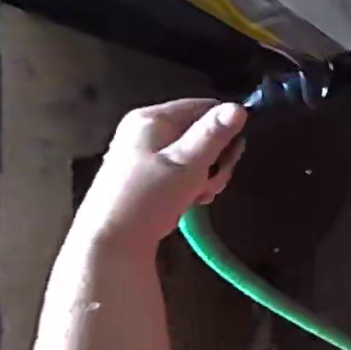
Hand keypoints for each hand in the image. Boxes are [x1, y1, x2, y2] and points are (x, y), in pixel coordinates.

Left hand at [69, 99, 246, 253]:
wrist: (110, 242)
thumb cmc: (148, 197)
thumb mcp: (188, 163)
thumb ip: (215, 134)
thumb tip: (240, 107)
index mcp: (152, 119)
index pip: (206, 107)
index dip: (226, 128)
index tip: (231, 155)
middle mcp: (147, 130)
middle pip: (204, 131)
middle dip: (218, 157)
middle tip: (212, 180)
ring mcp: (146, 152)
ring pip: (199, 152)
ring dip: (209, 174)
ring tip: (200, 194)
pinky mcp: (148, 172)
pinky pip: (185, 167)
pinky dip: (194, 182)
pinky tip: (190, 199)